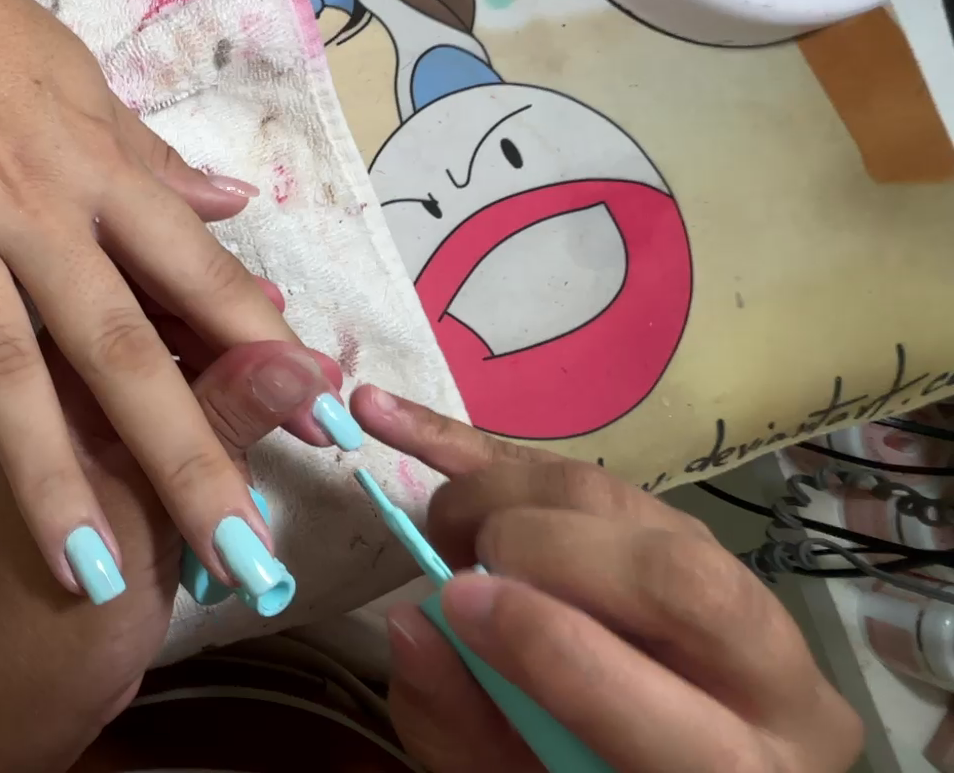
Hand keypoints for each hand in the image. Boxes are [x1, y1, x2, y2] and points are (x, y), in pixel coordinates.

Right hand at [0, 0, 331, 610]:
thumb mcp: (88, 81)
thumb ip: (155, 159)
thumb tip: (235, 204)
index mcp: (100, 169)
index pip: (199, 272)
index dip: (266, 351)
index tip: (320, 431)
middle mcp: (34, 210)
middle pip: (119, 346)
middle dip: (186, 457)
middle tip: (242, 561)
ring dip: (42, 472)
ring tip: (85, 574)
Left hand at [0, 316, 344, 766]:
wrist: (27, 689)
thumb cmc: (67, 599)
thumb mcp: (147, 504)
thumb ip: (216, 427)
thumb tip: (298, 357)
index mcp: (50, 365)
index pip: (131, 296)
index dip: (210, 301)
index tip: (288, 316)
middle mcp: (68, 374)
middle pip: (162, 328)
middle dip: (238, 343)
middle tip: (317, 366)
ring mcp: (96, 415)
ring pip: (176, 370)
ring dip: (240, 383)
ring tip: (310, 393)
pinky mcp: (121, 453)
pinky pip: (180, 413)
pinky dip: (227, 421)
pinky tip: (270, 424)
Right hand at [351, 386, 863, 772]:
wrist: (639, 750)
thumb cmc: (565, 772)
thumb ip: (457, 724)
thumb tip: (409, 621)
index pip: (670, 710)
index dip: (543, 642)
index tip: (449, 601)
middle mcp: (766, 671)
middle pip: (671, 575)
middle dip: (533, 547)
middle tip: (452, 559)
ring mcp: (721, 575)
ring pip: (610, 495)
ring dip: (499, 490)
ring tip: (442, 530)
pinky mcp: (650, 516)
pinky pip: (557, 463)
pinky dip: (461, 441)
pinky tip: (383, 413)